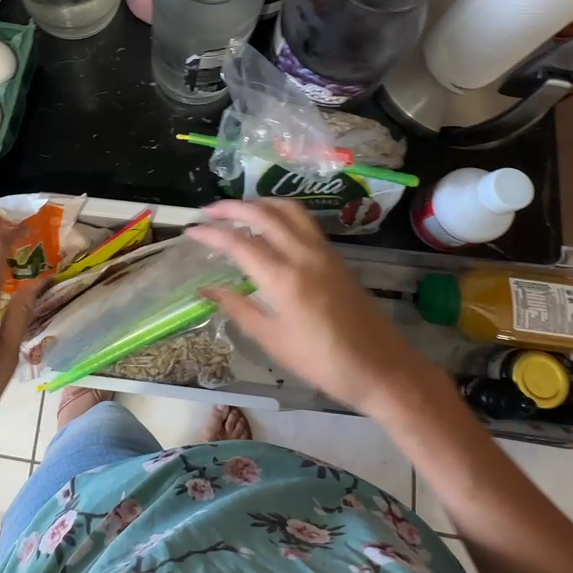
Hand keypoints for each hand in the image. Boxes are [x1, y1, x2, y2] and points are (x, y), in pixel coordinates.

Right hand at [191, 199, 432, 415]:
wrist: (382, 369)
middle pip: (262, 214)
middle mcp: (304, 255)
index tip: (190, 230)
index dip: (210, 234)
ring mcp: (323, 251)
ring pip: (286, 209)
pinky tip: (267, 225)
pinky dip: (278, 212)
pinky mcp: (335, 255)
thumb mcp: (273, 341)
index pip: (238, 243)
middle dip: (230, 208)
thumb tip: (207, 288)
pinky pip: (302, 220)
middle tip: (207, 212)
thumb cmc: (323, 363)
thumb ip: (238, 308)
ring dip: (257, 203)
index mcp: (284, 279)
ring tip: (236, 211)